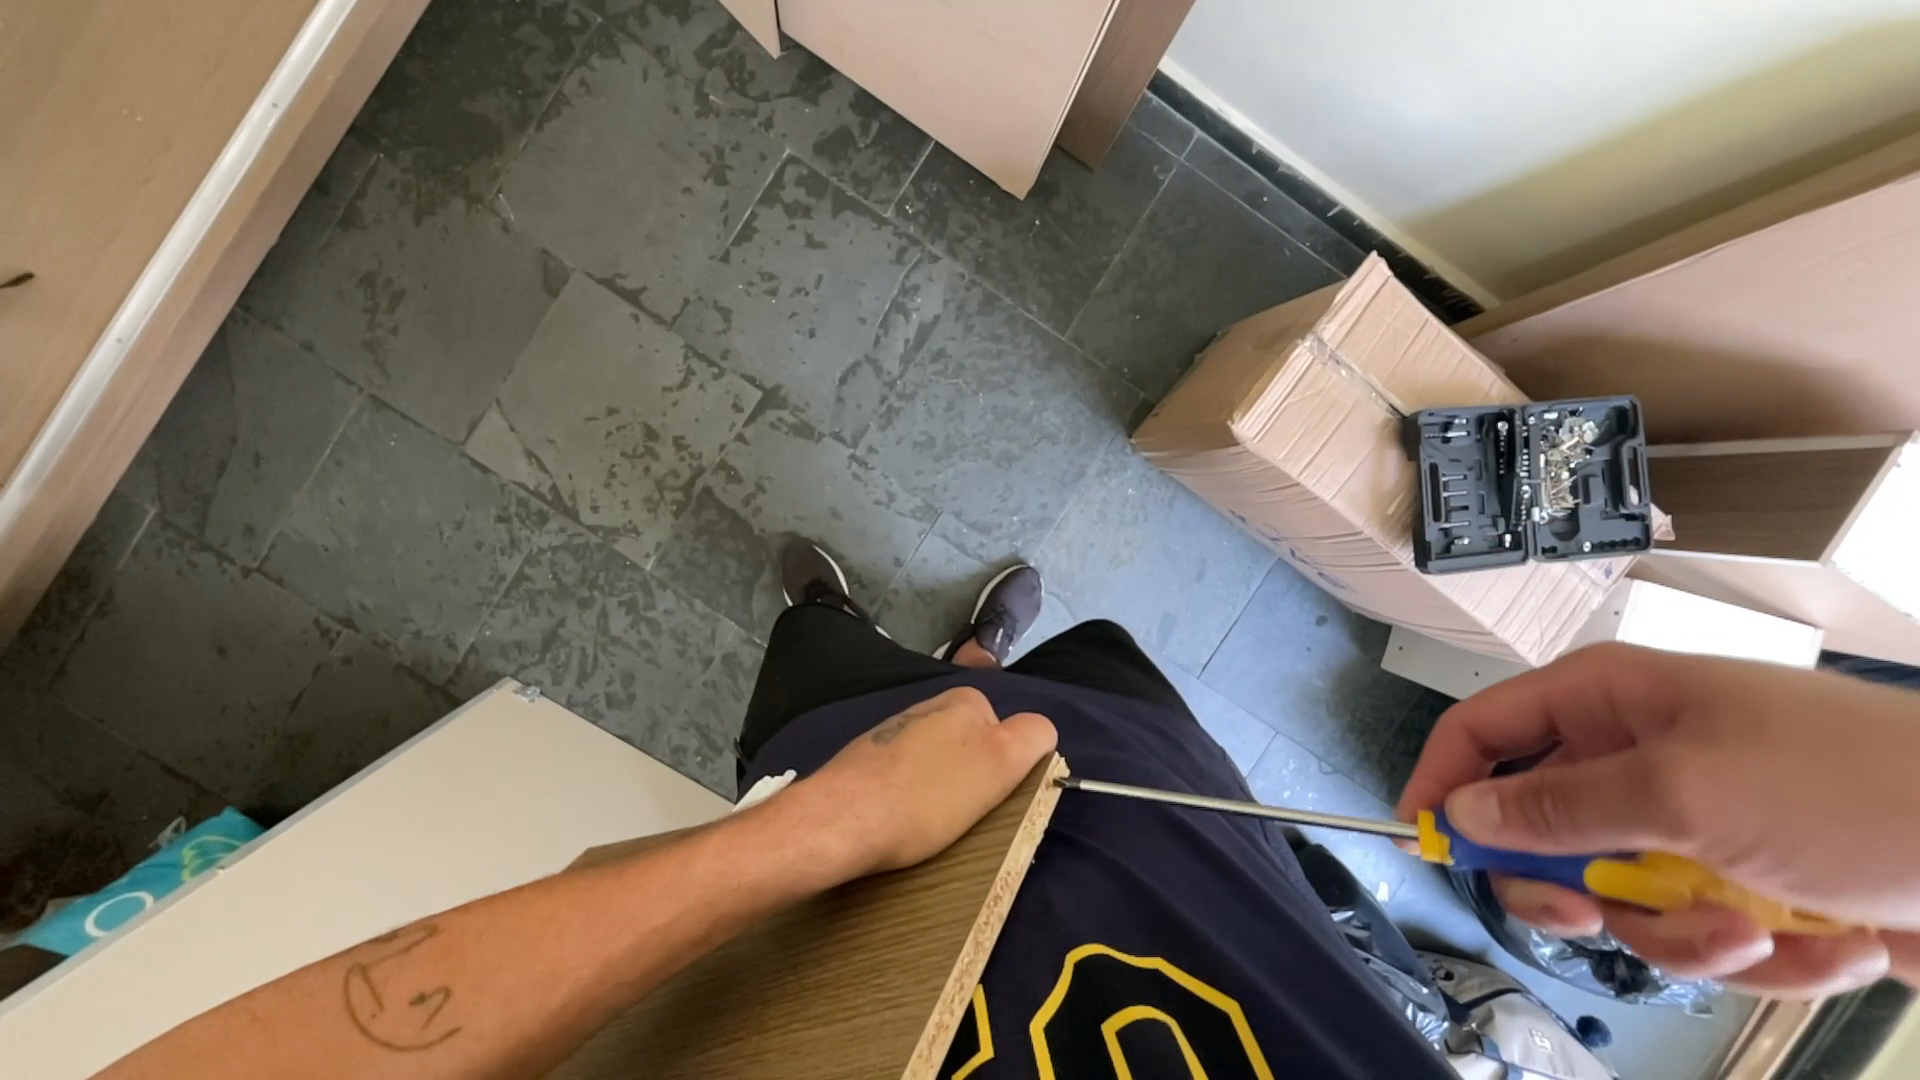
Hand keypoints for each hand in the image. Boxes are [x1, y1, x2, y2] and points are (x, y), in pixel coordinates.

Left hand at [775, 687, 1057, 879]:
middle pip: (974, 748)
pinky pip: (907, 776)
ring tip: (928, 824)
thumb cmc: (928, 797)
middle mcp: (929, 706)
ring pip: (940, 764)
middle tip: (963, 817)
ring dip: (941, 791)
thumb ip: (1032, 736)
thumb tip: (1039, 730)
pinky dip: (910, 796)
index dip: (1008, 771)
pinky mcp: (868, 759)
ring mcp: (894, 731)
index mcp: (965, 701)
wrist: (840, 821)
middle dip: (973, 780)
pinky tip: (900, 820)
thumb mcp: (1000, 763)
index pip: (1013, 734)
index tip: (991, 801)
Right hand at [1396, 643, 1919, 996]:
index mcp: (1604, 703)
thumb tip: (1462, 814)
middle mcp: (1630, 757)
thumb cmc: (1850, 791)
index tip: (1425, 840)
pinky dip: (1750, 952)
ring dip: (1677, 929)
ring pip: (1614, 890)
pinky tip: (1817, 943)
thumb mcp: (1684, 794)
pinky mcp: (1741, 879)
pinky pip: (1691, 925)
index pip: (1480, 730)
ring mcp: (1687, 821)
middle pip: (1536, 825)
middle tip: (1588, 913)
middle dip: (1570, 884)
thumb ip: (1558, 807)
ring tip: (1751, 933)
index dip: (1442, 780)